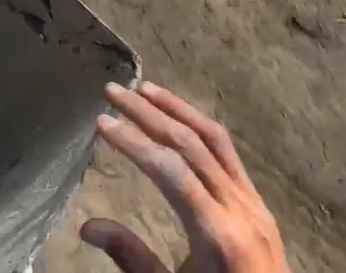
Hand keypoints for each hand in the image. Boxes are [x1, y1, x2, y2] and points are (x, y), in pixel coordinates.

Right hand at [80, 82, 290, 272]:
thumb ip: (134, 259)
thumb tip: (87, 225)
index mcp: (218, 235)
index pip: (171, 171)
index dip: (134, 142)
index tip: (101, 121)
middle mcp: (240, 209)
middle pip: (191, 145)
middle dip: (148, 113)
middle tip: (113, 90)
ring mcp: (254, 202)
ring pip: (214, 139)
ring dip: (176, 109)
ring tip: (144, 89)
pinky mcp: (258, 203)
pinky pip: (228, 153)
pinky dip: (199, 127)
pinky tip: (178, 118)